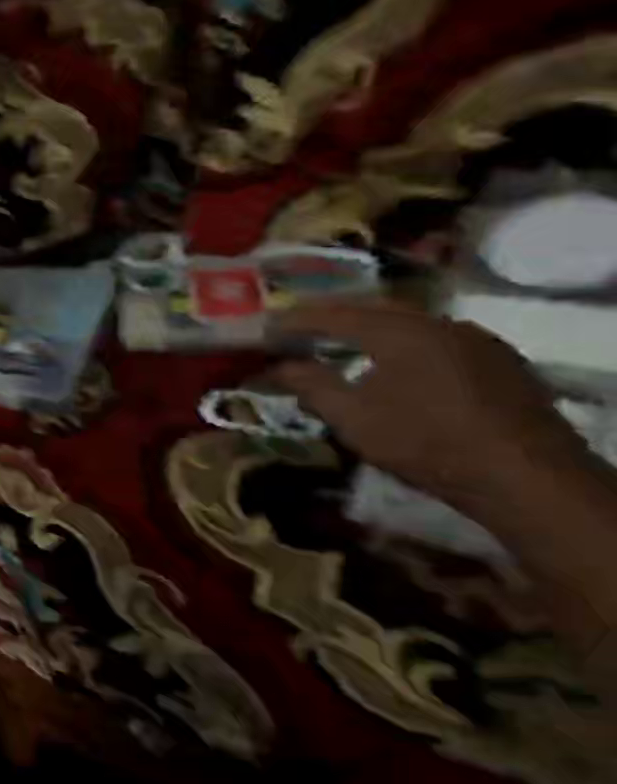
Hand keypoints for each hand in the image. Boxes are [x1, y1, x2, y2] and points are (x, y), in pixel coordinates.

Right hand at [269, 300, 594, 519]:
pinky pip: (436, 341)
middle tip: (299, 329)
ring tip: (339, 344)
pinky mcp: (497, 362)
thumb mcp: (350, 416)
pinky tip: (389, 363)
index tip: (265, 328)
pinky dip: (401, 345)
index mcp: (403, 333)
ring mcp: (477, 342)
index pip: (338, 316)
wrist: (518, 471)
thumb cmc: (420, 439)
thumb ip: (311, 385)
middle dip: (335, 318)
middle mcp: (443, 325)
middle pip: (378, 311)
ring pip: (410, 325)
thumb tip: (280, 367)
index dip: (297, 320)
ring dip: (371, 331)